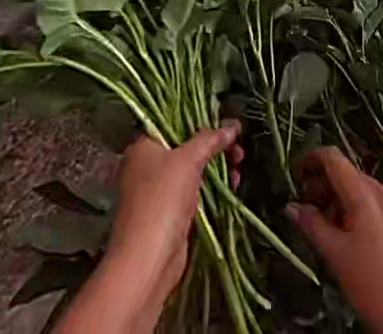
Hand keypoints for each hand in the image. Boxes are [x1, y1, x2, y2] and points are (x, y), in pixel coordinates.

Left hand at [54, 122, 240, 333]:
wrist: (147, 259)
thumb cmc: (161, 200)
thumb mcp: (187, 161)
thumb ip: (208, 140)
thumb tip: (230, 125)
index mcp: (143, 145)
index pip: (175, 122)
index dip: (202, 123)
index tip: (228, 128)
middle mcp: (145, 164)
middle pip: (185, 147)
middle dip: (214, 147)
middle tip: (239, 152)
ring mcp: (155, 190)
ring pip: (190, 170)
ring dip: (216, 167)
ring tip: (239, 170)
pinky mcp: (166, 212)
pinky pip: (191, 191)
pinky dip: (209, 187)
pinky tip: (229, 187)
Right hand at [284, 149, 382, 333]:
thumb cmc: (373, 282)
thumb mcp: (333, 252)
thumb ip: (310, 223)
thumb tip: (291, 207)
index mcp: (363, 191)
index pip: (331, 157)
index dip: (308, 160)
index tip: (292, 176)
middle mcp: (375, 192)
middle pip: (339, 172)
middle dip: (316, 185)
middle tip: (299, 207)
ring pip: (347, 189)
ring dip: (326, 200)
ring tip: (312, 226)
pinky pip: (358, 205)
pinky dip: (340, 212)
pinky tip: (331, 237)